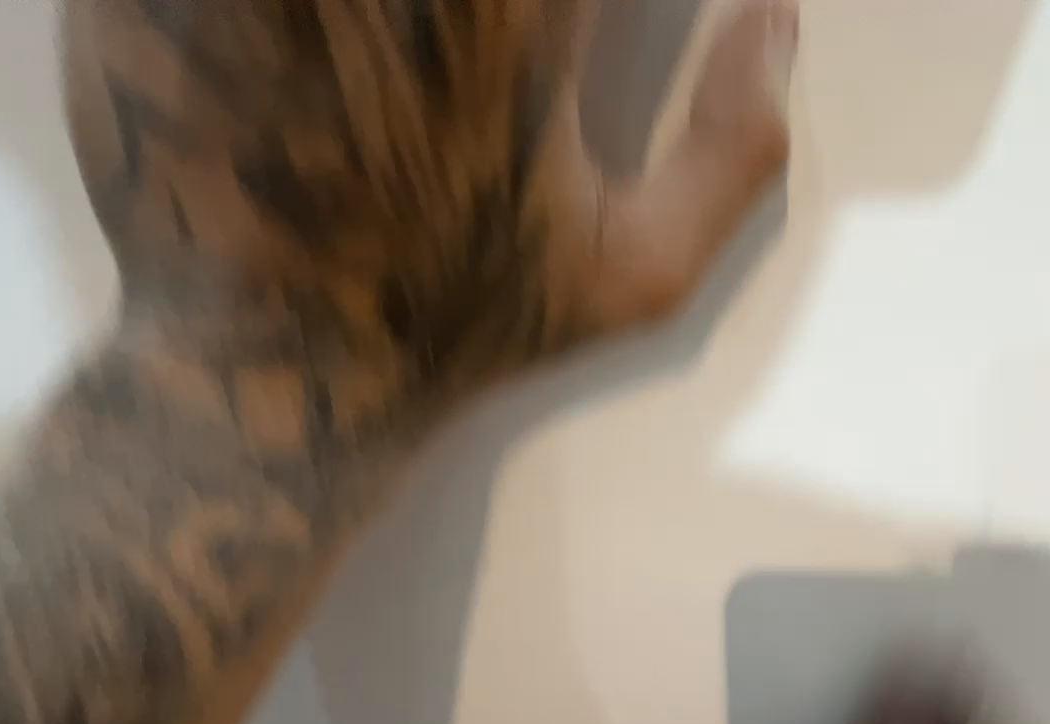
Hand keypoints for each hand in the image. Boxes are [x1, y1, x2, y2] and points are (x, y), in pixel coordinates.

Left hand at [61, 0, 796, 385]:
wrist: (274, 362)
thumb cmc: (467, 323)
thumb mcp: (639, 274)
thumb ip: (735, 152)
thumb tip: (775, 23)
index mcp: (515, 12)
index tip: (601, 37)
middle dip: (540, 9)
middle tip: (545, 50)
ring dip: (462, 11)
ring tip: (453, 67)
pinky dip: (337, 14)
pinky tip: (366, 62)